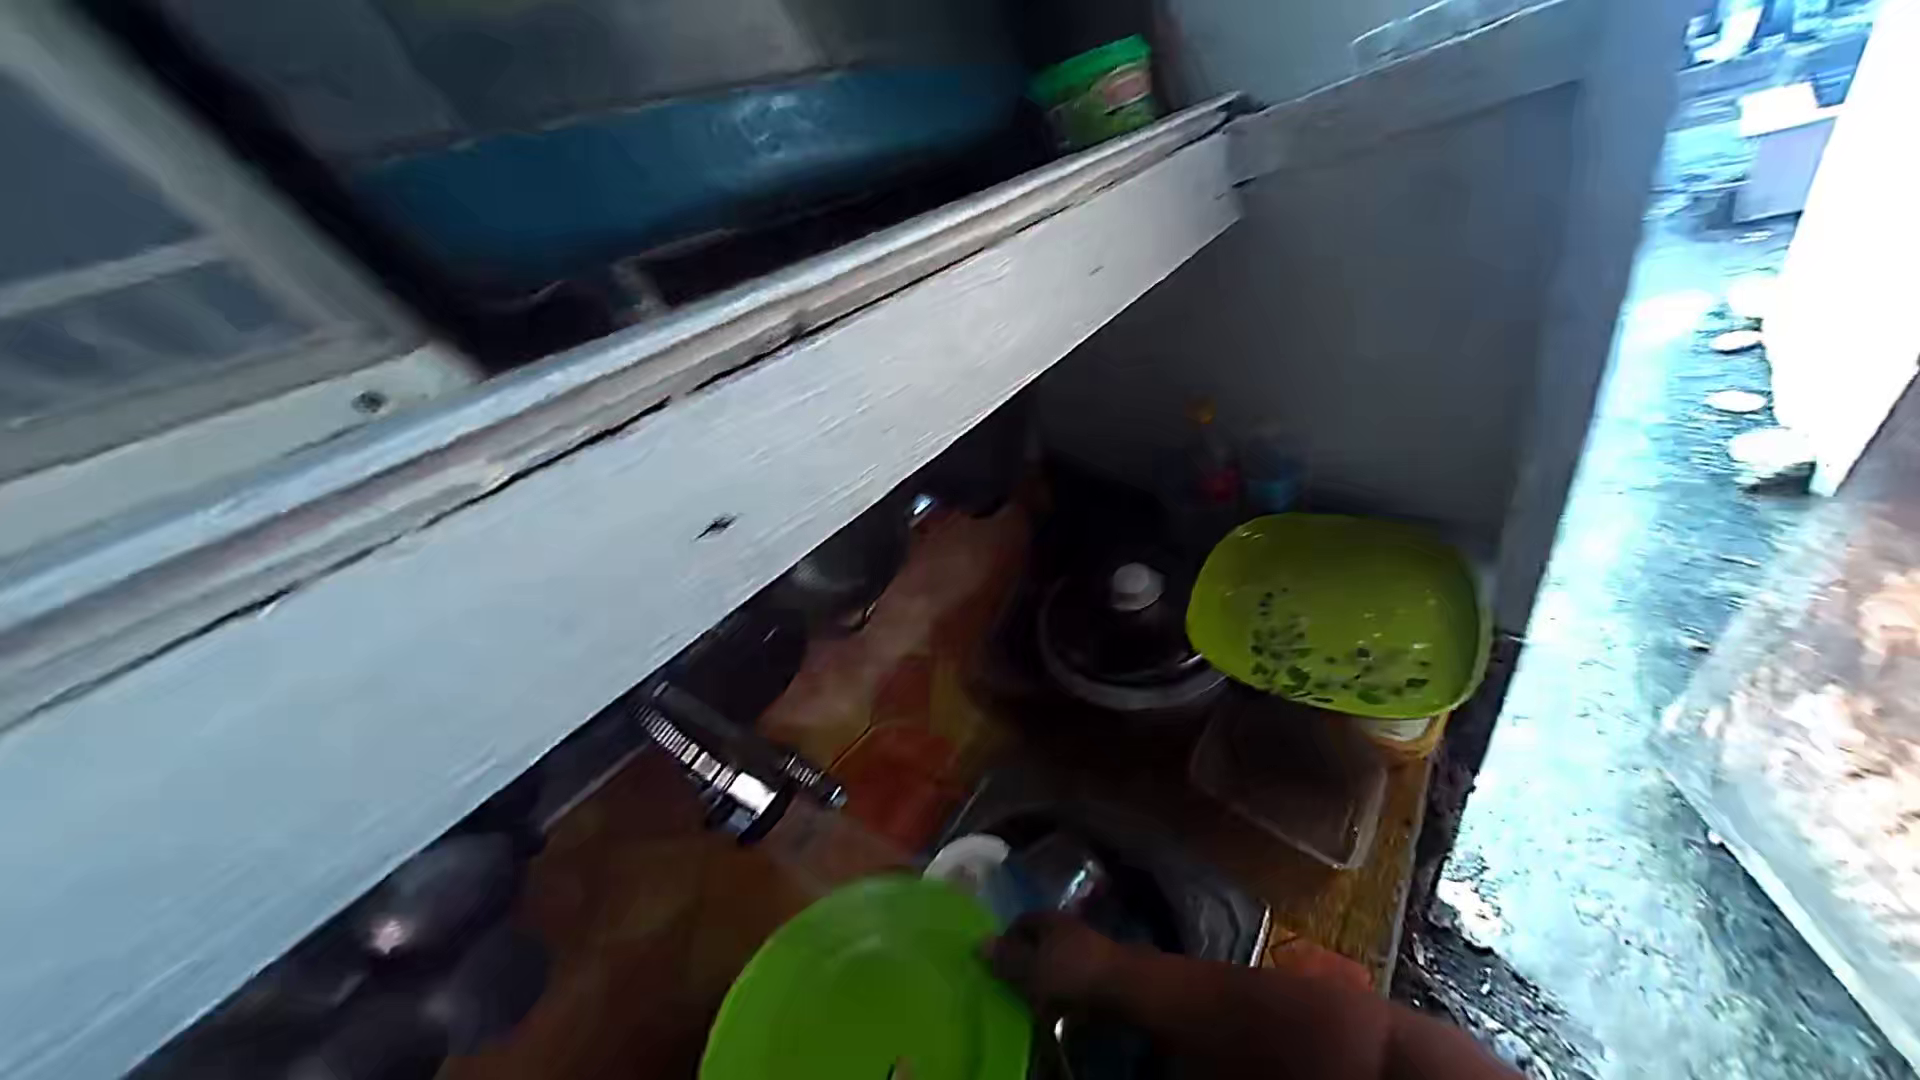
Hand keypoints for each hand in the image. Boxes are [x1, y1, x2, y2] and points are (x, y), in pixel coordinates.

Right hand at [981, 912, 1122, 1012]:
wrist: (1122, 986)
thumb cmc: (1071, 969)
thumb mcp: (1031, 966)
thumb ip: (1006, 957)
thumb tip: (978, 942)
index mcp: (1048, 919)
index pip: (1020, 922)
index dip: (1006, 940)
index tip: (996, 962)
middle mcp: (1065, 927)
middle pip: (1037, 942)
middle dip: (1024, 962)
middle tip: (1011, 984)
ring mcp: (1083, 948)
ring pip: (1054, 961)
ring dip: (1043, 979)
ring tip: (1031, 1000)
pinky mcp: (1096, 971)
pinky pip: (1070, 979)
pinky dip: (1061, 992)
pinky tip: (1054, 1009)